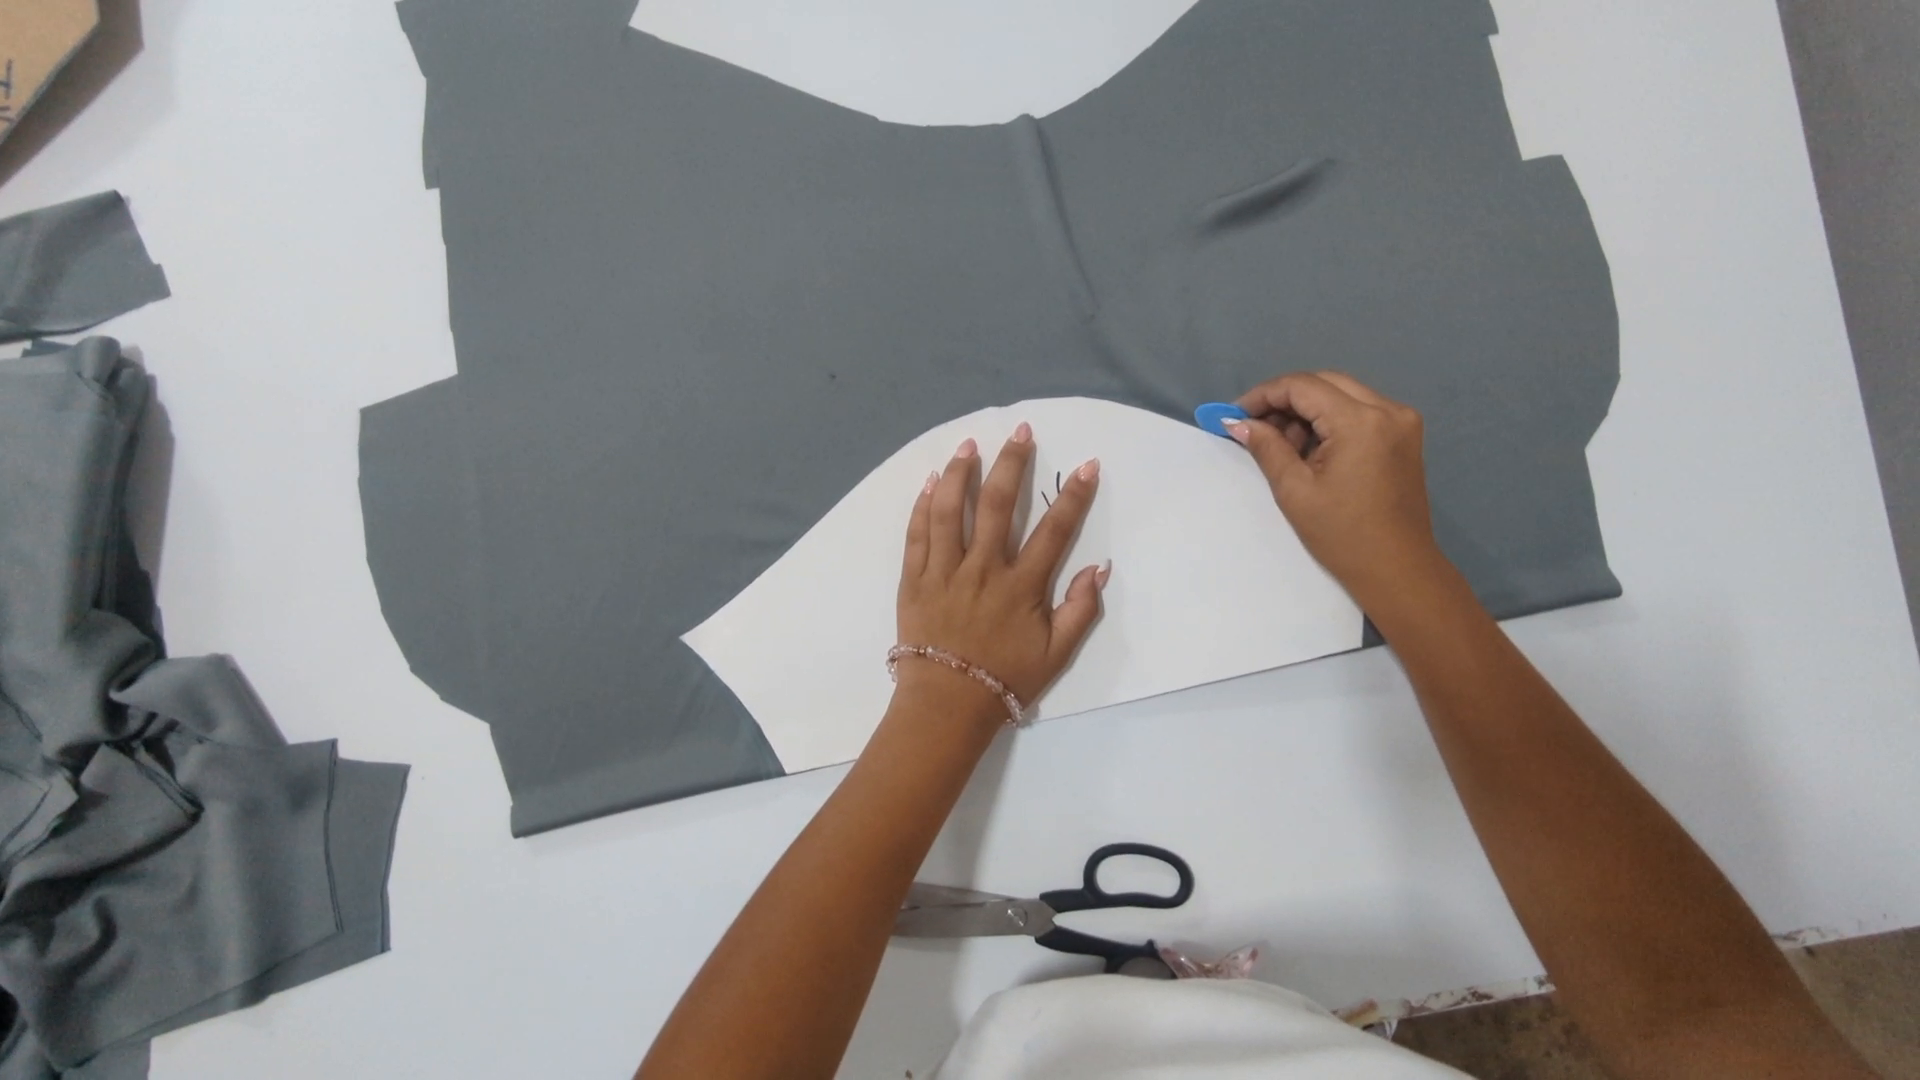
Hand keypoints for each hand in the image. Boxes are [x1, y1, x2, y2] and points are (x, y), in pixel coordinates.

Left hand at [898, 423, 1108, 713]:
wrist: (947, 704)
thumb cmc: (1005, 680)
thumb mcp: (1056, 653)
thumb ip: (1080, 610)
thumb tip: (1098, 568)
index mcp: (1021, 586)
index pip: (1054, 530)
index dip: (1074, 496)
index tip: (1088, 465)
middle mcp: (982, 569)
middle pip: (997, 505)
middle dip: (1012, 463)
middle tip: (1020, 431)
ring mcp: (944, 571)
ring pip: (949, 510)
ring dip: (959, 473)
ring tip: (969, 445)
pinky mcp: (913, 579)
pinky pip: (916, 535)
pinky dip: (921, 506)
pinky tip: (928, 482)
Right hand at [1226, 372, 1441, 606]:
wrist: (1396, 568)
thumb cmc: (1341, 534)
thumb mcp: (1294, 490)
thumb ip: (1267, 447)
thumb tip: (1238, 423)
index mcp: (1360, 421)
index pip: (1302, 386)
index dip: (1263, 395)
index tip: (1235, 415)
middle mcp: (1387, 409)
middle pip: (1324, 383)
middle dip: (1284, 399)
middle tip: (1254, 427)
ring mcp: (1401, 421)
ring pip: (1341, 394)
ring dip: (1306, 410)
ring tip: (1281, 444)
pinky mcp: (1403, 435)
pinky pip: (1359, 410)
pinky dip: (1329, 420)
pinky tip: (1310, 448)